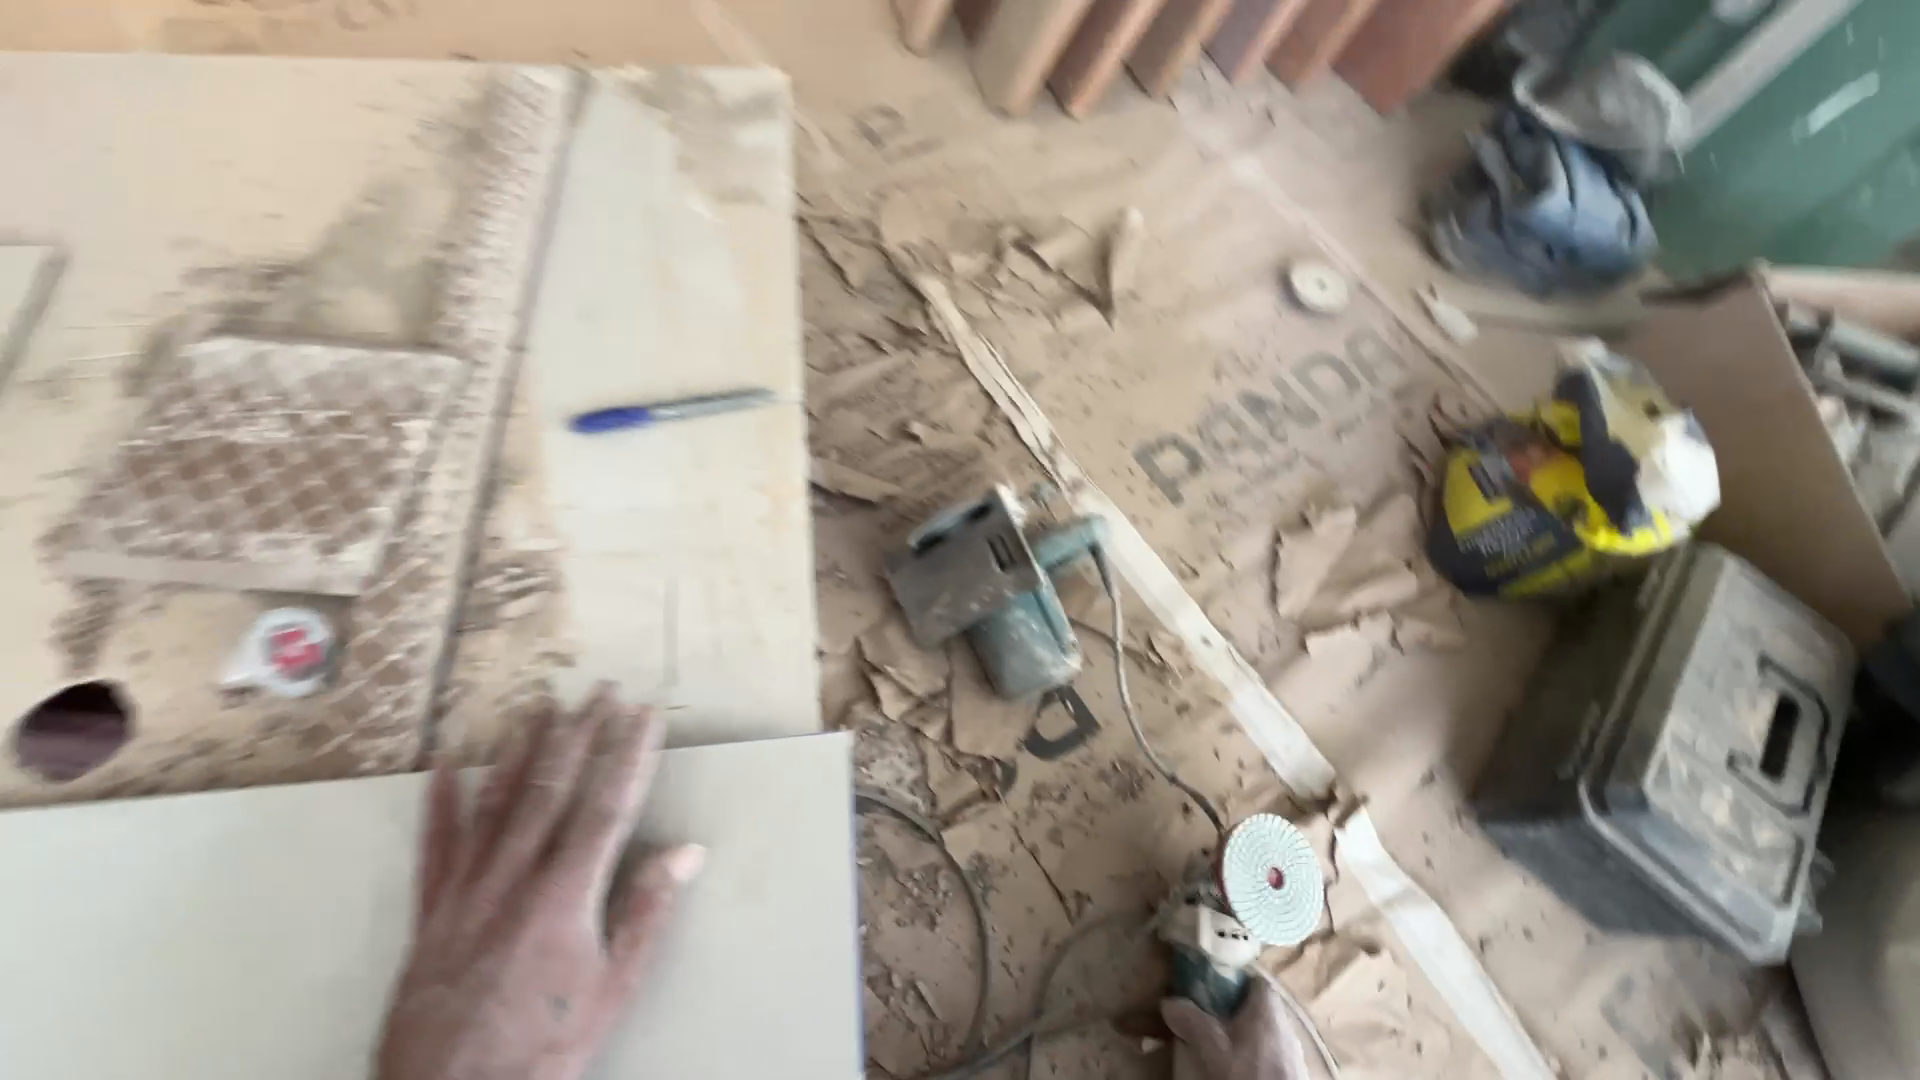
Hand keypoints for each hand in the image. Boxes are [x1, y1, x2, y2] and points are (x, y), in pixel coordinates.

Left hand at [376, 683, 704, 1079]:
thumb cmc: (543, 1047)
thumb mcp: (613, 991)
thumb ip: (646, 915)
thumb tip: (686, 852)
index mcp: (565, 897)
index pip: (606, 806)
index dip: (629, 754)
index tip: (645, 714)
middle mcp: (513, 880)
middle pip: (553, 790)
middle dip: (581, 734)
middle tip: (600, 690)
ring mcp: (465, 893)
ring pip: (496, 805)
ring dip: (521, 749)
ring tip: (539, 704)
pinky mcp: (430, 915)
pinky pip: (434, 849)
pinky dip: (439, 804)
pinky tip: (443, 766)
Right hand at [1162, 977, 1311, 1079]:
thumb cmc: (1247, 1075)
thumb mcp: (1211, 1047)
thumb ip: (1190, 1018)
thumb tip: (1168, 1002)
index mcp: (1269, 1009)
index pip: (1254, 979)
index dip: (1231, 979)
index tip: (1209, 987)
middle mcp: (1287, 1026)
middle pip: (1257, 1007)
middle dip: (1233, 1012)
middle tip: (1208, 1020)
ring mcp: (1294, 1054)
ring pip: (1264, 1033)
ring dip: (1244, 1037)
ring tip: (1221, 1049)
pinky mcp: (1294, 1076)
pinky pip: (1271, 1055)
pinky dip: (1255, 1056)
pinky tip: (1239, 1070)